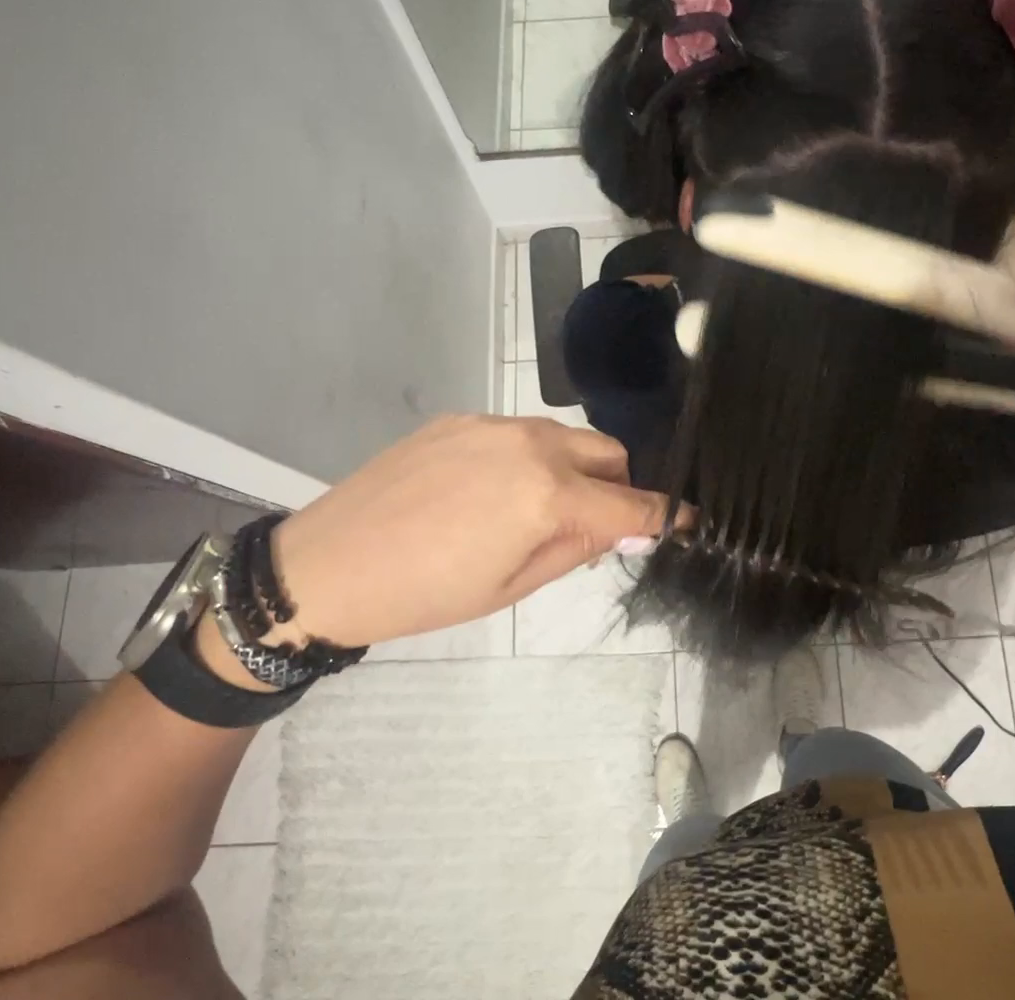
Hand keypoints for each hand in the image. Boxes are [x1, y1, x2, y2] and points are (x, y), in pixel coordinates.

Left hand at [268, 416, 685, 649]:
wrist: (327, 565)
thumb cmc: (426, 594)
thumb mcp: (512, 587)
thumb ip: (578, 547)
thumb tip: (628, 529)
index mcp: (548, 495)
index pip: (632, 504)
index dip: (665, 518)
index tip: (687, 525)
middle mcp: (530, 444)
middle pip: (607, 453)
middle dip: (619, 486)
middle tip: (599, 525)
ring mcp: (492, 426)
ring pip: (565, 437)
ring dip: (576, 468)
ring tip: (542, 509)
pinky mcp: (459, 420)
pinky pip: (519, 433)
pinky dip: (531, 458)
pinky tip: (494, 492)